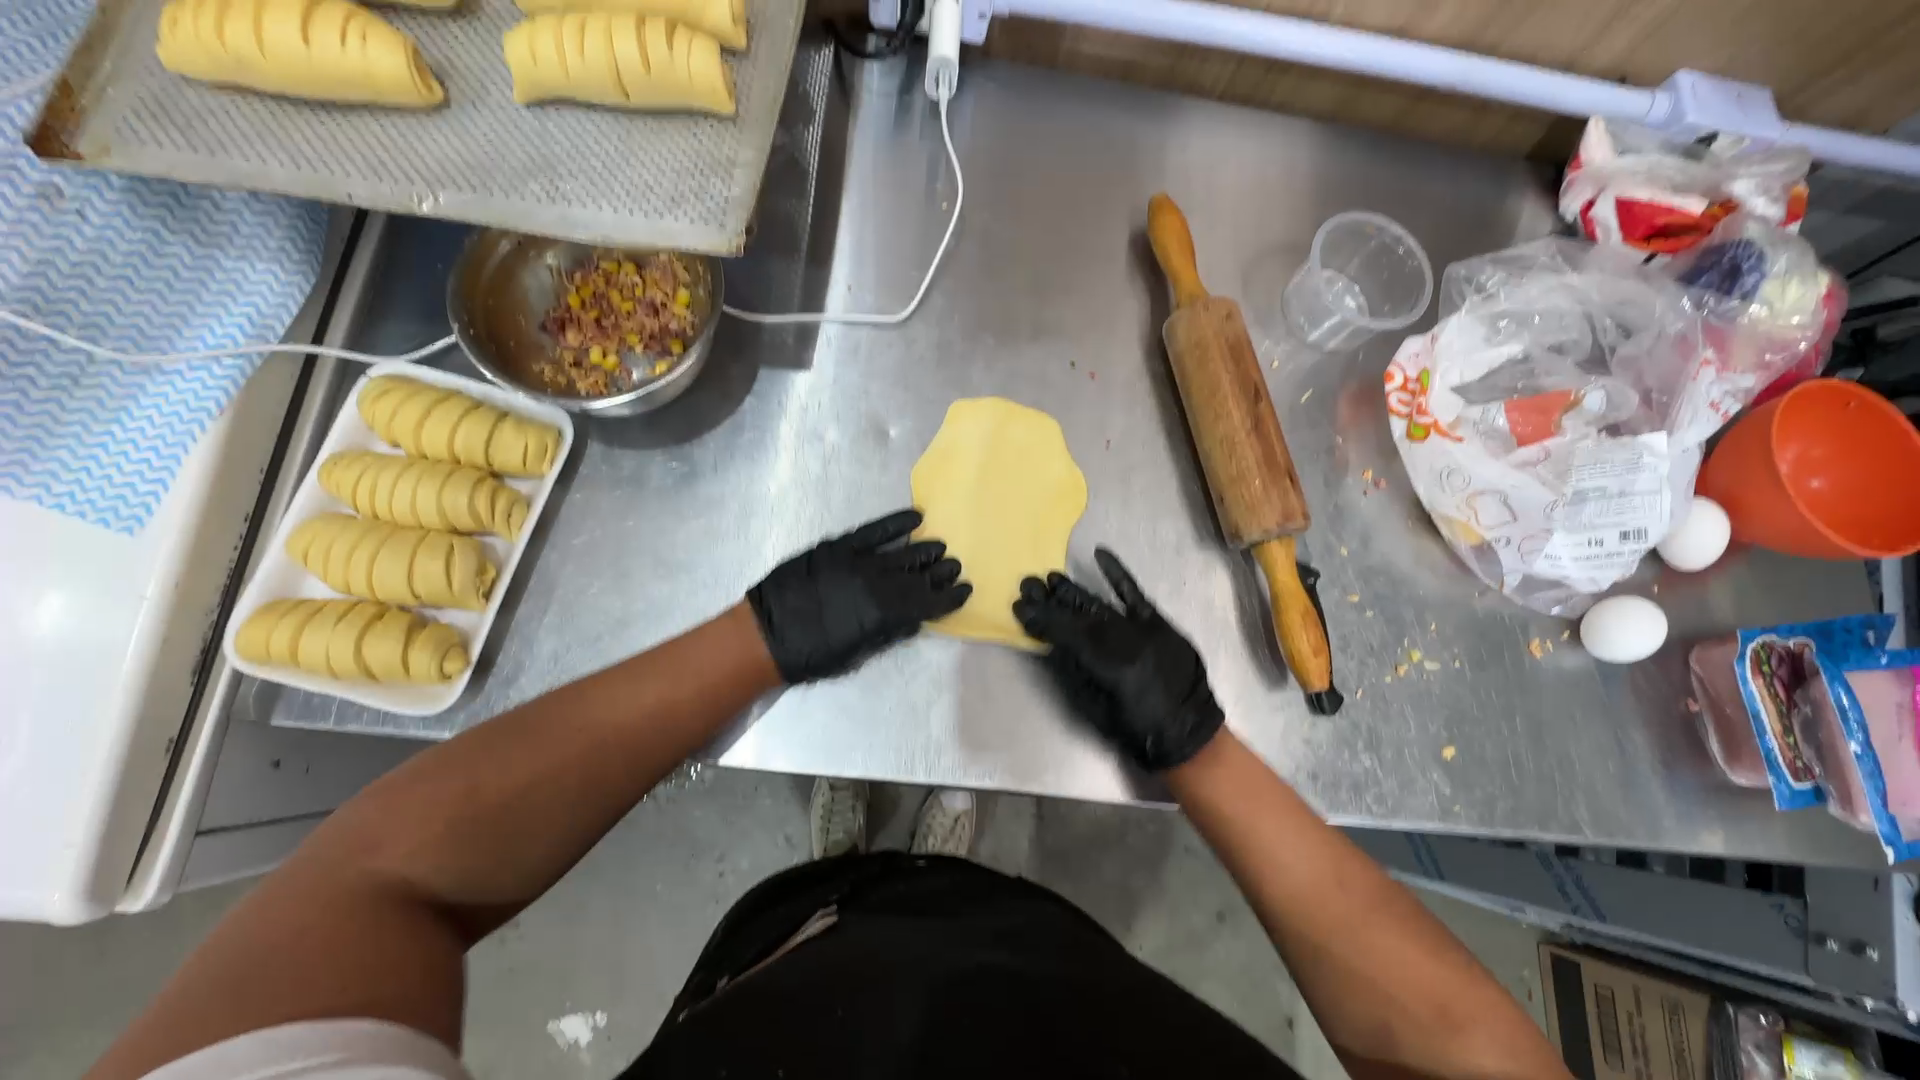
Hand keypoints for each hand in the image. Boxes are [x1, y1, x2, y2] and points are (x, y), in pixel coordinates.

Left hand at [747, 509, 970, 683]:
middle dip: (940, 573)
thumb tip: (915, 622)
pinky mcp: (838, 546)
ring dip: (924, 551)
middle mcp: (877, 584)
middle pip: (918, 576)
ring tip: (941, 548)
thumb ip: (887, 635)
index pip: (926, 603)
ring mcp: (858, 562)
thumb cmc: (810, 654)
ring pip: (901, 553)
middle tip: (957, 567)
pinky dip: (894, 523)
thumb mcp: (855, 655)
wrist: (765, 636)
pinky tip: (915, 518)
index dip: (948, 598)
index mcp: (883, 615)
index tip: (964, 591)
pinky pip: (872, 531)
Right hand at [1013, 548, 1222, 771]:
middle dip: (1052, 600)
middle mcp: (1125, 640)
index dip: (1041, 620)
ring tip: (1051, 578)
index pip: (1066, 634)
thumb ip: (1076, 673)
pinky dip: (1118, 574)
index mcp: (1108, 665)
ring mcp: (1144, 628)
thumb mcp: (1097, 710)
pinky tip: (1100, 554)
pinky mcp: (1161, 623)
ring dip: (1075, 591)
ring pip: (1102, 605)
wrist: (1191, 733)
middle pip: (1080, 615)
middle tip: (1028, 584)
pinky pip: (1136, 594)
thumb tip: (1054, 644)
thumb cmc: (1138, 731)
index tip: (1020, 607)